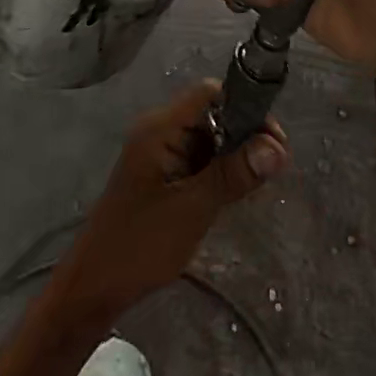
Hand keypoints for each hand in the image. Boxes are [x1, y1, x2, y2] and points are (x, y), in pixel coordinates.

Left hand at [52, 80, 289, 320]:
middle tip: (276, 167)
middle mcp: (159, 132)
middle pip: (212, 115)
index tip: (275, 141)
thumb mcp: (192, 208)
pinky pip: (200, 160)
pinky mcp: (164, 176)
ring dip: (235, 155)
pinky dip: (221, 171)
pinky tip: (239, 191)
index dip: (244, 107)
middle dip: (245, 134)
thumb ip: (233, 174)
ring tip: (262, 182)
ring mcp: (160, 154)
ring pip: (208, 139)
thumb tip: (277, 146)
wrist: (98, 281)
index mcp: (159, 128)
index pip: (208, 94)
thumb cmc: (141, 242)